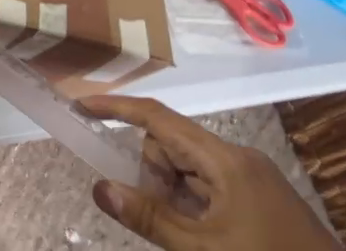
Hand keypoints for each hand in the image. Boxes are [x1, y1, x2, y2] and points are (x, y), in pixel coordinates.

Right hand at [77, 95, 340, 250]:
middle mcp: (238, 157)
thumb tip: (99, 187)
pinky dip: (194, 204)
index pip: (158, 117)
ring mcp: (254, 177)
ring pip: (190, 168)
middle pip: (172, 145)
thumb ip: (149, 218)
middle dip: (153, 174)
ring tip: (187, 237)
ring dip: (174, 194)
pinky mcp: (263, 197)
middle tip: (159, 219)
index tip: (81, 107)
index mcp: (225, 160)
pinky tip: (202, 236)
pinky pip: (211, 185)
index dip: (116, 108)